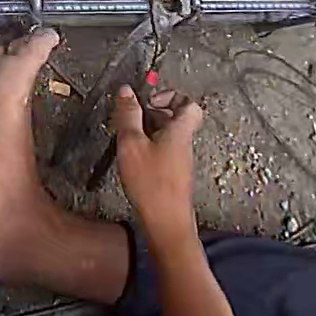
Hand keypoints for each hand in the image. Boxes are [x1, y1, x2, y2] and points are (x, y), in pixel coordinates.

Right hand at [113, 86, 204, 246]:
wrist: (166, 225)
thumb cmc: (151, 183)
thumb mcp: (132, 143)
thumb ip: (128, 115)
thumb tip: (126, 90)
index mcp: (180, 131)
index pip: (189, 103)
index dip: (171, 96)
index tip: (149, 101)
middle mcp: (184, 143)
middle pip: (176, 117)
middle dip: (153, 112)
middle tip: (132, 118)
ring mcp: (180, 159)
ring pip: (167, 134)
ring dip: (148, 129)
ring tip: (128, 137)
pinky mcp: (173, 174)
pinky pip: (163, 149)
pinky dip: (149, 146)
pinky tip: (133, 156)